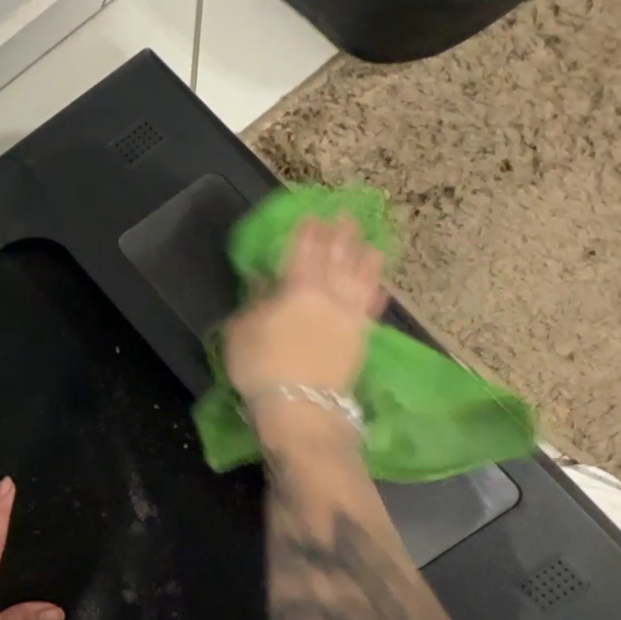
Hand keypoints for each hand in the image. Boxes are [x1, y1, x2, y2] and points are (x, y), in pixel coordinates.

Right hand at [224, 216, 386, 396]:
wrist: (300, 404)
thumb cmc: (260, 366)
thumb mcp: (241, 330)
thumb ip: (255, 301)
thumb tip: (264, 281)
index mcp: (296, 289)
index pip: (303, 251)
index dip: (307, 232)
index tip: (311, 215)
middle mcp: (329, 294)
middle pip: (337, 257)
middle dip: (339, 235)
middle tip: (344, 216)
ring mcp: (349, 313)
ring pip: (362, 275)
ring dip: (364, 255)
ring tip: (368, 241)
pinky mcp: (361, 333)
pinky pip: (372, 304)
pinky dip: (376, 289)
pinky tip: (379, 283)